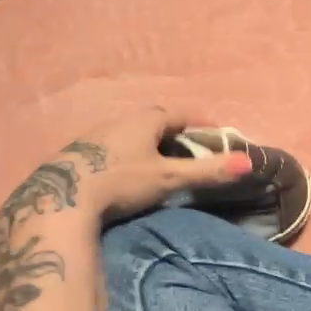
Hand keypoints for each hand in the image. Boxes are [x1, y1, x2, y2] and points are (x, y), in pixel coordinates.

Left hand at [0, 106, 250, 229]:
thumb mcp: (170, 178)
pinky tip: (129, 175)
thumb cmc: (121, 181)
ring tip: (162, 164)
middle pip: (153, 122)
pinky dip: (128, 156)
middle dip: (174, 133)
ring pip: (130, 135)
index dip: (199, 122)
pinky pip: (112, 149)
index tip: (215, 133)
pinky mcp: (78, 156)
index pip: (179, 113)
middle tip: (191, 150)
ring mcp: (94, 137)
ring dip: (149, 145)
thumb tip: (249, 162)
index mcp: (144, 120)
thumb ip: (208, 171)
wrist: (62, 198)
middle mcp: (118, 121)